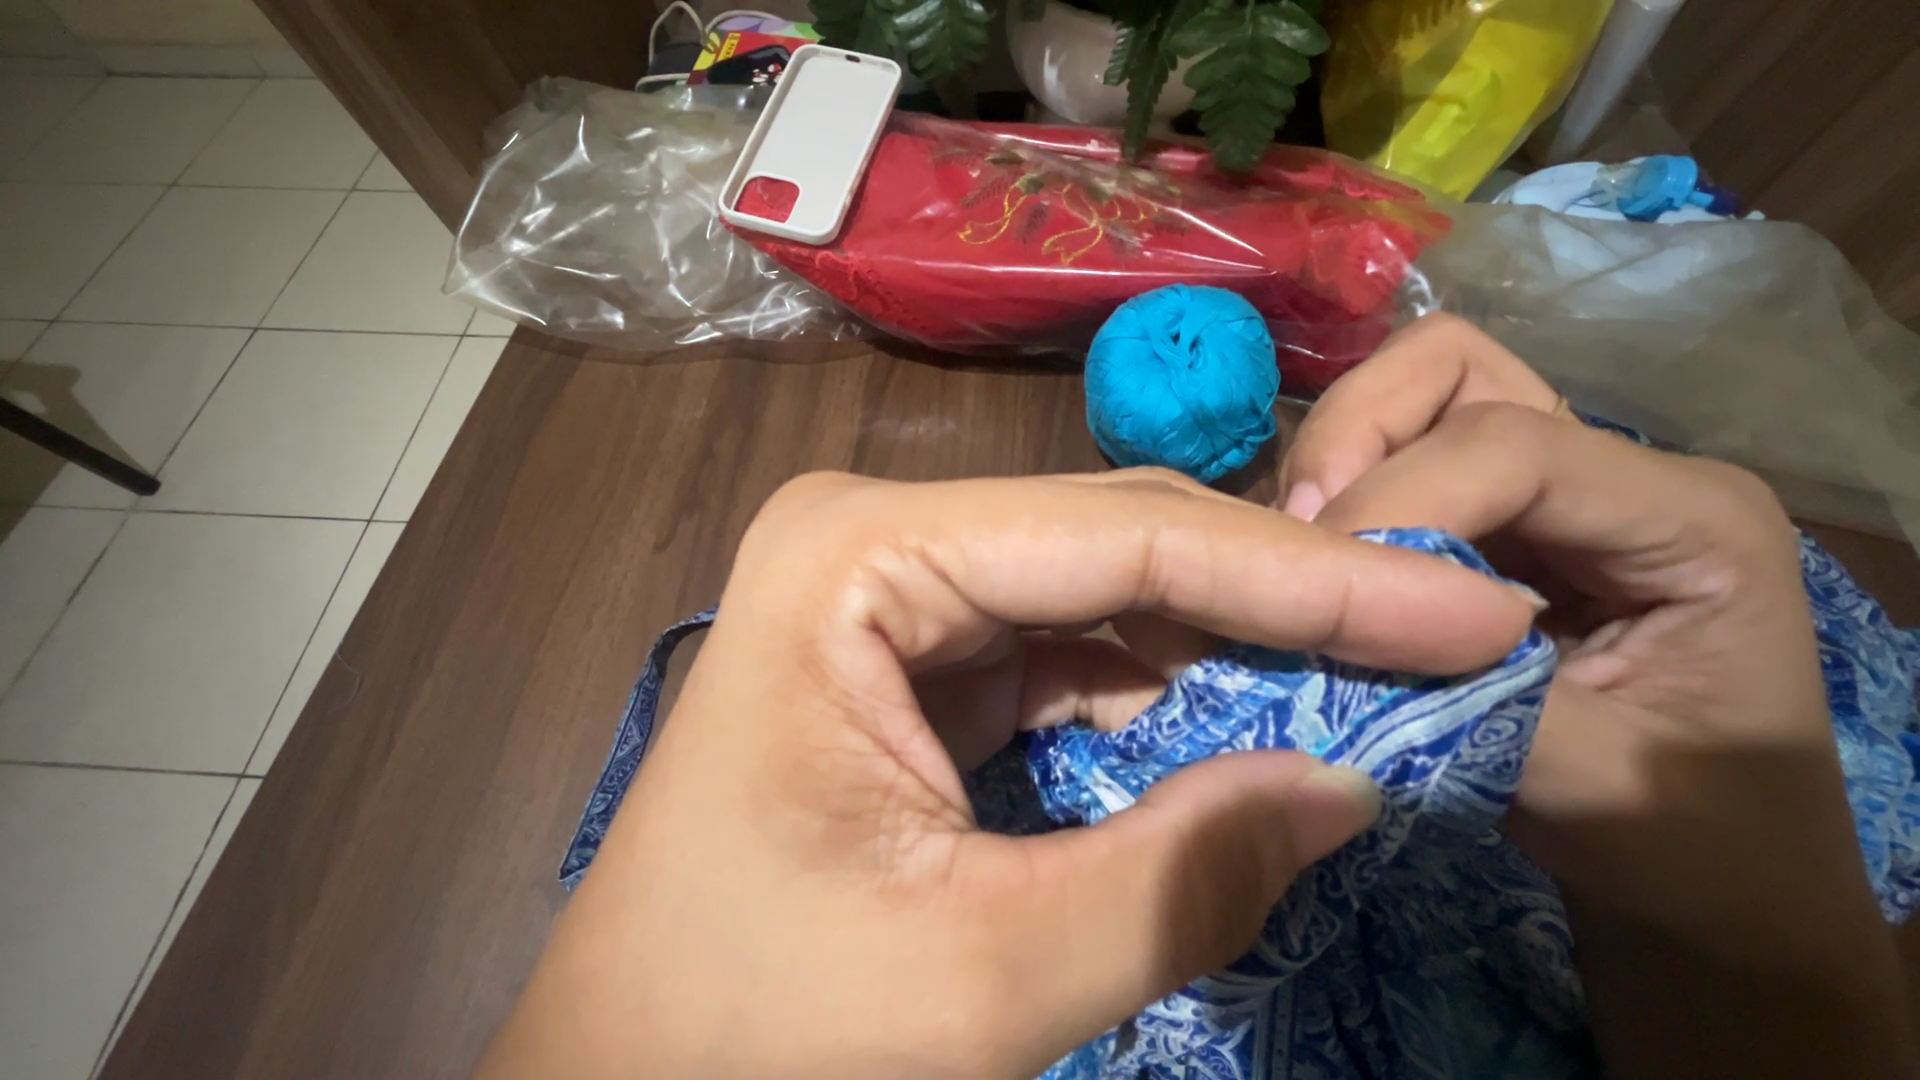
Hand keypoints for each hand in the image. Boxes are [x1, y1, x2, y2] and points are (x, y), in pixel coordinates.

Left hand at [476, 469, 1537, 1079]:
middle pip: (1116, 543)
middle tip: (1451, 627)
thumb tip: (1347, 788)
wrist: (625, 1058)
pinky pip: (1067, 643)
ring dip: (1236, 637)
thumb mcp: (981, 975)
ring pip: (1104, 589)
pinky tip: (1258, 707)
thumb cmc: (756, 1024)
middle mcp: (877, 534)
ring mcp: (894, 585)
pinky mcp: (914, 644)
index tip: (1470, 606)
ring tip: (1384, 666)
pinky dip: (1167, 681)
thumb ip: (1183, 877)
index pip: (1121, 538)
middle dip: (1284, 596)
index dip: (1310, 577)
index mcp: (857, 555)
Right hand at [1283, 314, 1915, 1076]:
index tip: (1313, 591)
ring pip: (1404, 398)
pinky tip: (1307, 568)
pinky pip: (1382, 462)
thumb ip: (1461, 700)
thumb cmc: (1686, 836)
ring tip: (1296, 557)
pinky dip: (1326, 497)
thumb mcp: (1589, 781)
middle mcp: (1608, 470)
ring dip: (1330, 463)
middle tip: (1296, 540)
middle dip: (1349, 439)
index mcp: (1682, 517)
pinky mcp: (1480, 520)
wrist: (1705, 871)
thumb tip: (1321, 642)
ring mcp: (1536, 487)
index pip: (1506, 446)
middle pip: (1447, 369)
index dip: (1391, 501)